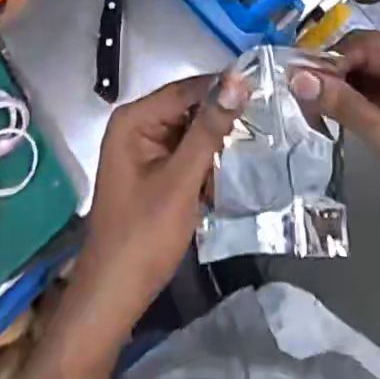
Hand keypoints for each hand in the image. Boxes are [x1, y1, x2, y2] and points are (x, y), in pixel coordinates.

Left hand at [25, 73, 247, 378]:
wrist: (114, 296)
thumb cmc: (143, 236)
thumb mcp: (181, 180)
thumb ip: (209, 130)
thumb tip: (237, 82)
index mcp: (134, 119)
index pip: (187, 88)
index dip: (224, 89)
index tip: (265, 94)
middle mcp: (136, 125)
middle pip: (189, 107)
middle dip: (221, 119)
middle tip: (265, 124)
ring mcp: (143, 147)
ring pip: (191, 130)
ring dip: (217, 144)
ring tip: (253, 148)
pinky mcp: (153, 169)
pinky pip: (186, 151)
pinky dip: (206, 162)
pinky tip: (227, 174)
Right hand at [292, 31, 379, 240]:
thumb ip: (346, 106)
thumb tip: (297, 78)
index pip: (370, 45)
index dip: (333, 59)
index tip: (297, 78)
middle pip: (365, 54)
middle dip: (333, 71)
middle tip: (297, 92)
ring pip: (364, 73)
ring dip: (338, 87)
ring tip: (305, 104)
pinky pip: (371, 93)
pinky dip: (349, 101)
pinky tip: (325, 112)